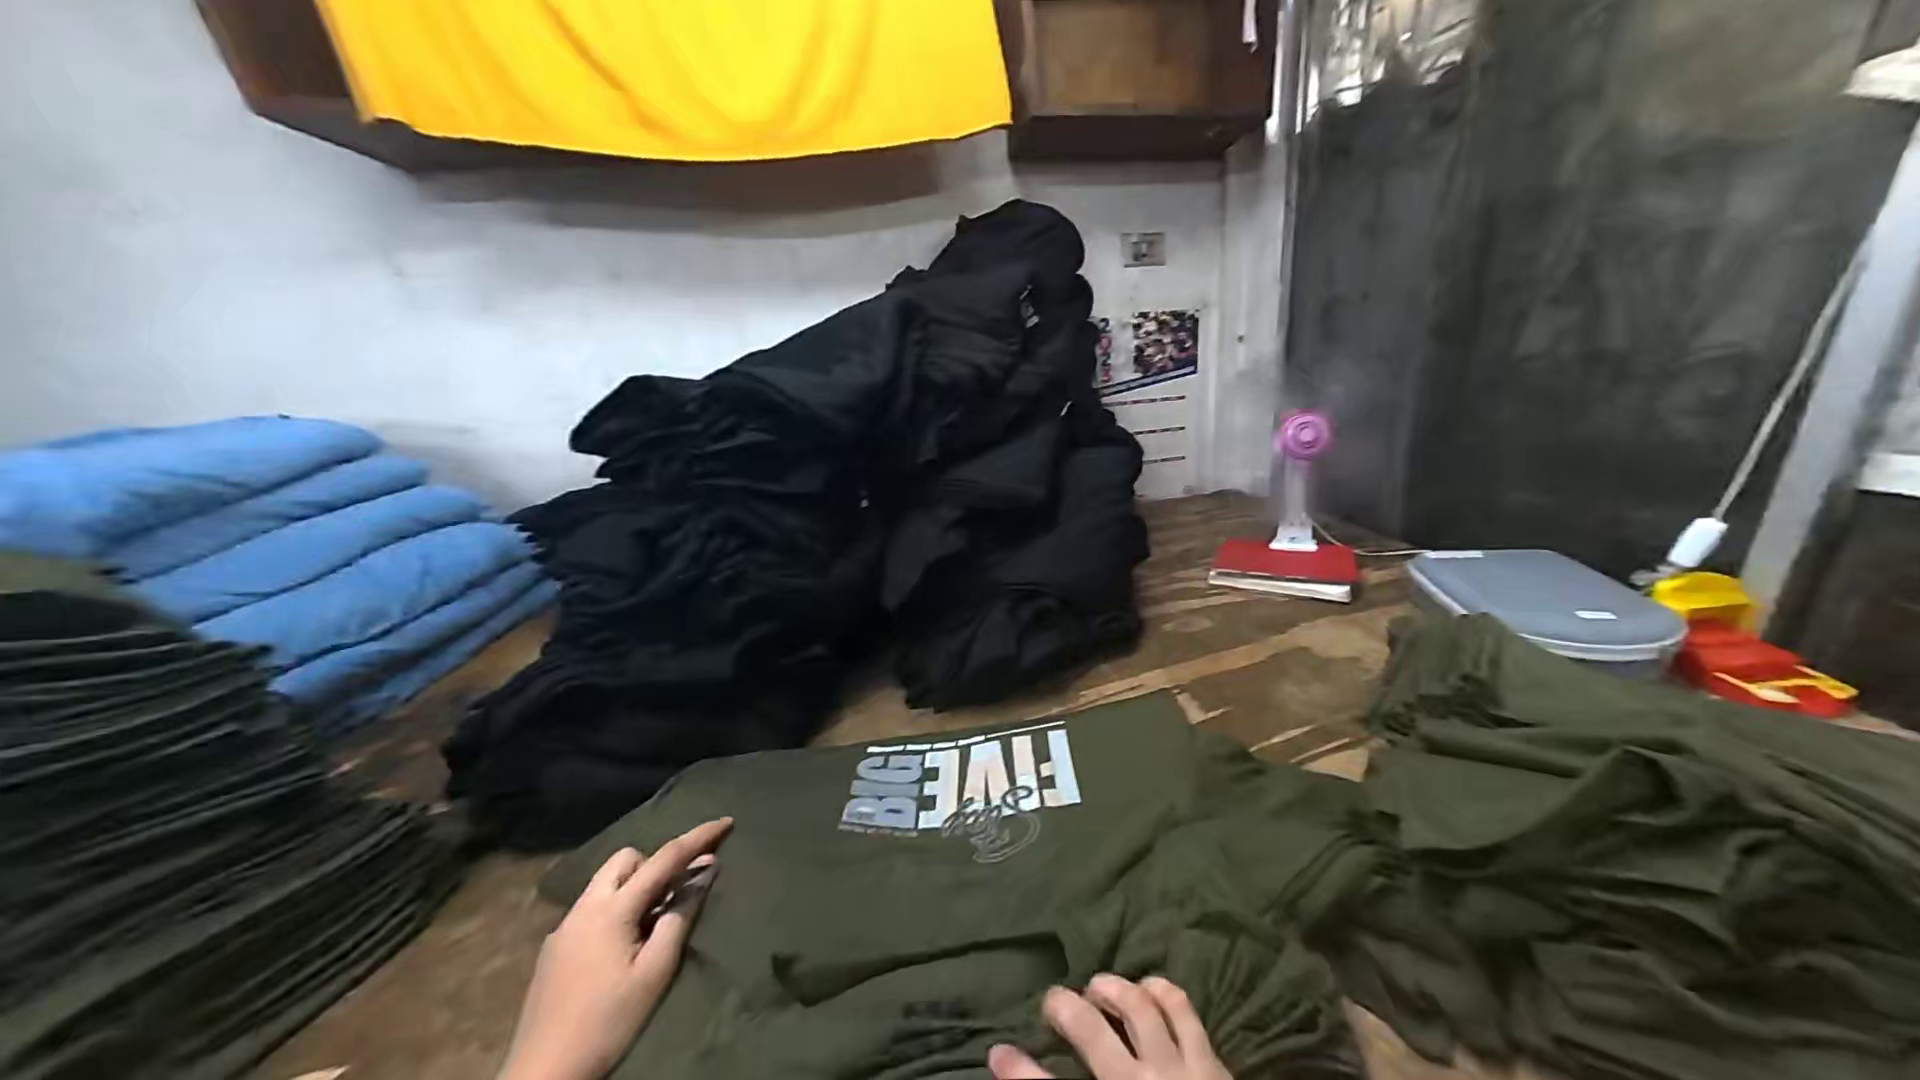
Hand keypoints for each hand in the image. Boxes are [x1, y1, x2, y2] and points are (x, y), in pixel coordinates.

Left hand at [497, 818, 731, 1079]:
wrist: (542, 1075)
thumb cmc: (607, 1021)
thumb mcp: (655, 971)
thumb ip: (680, 915)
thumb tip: (705, 872)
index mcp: (612, 908)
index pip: (664, 857)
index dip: (698, 837)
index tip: (726, 822)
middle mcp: (585, 906)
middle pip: (627, 859)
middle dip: (657, 862)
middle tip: (678, 891)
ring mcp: (565, 926)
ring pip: (606, 880)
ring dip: (636, 884)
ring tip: (653, 919)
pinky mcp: (554, 947)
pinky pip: (593, 906)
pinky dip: (617, 906)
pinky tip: (623, 943)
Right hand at [988, 975, 1232, 1079]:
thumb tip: (1027, 1074)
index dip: (1019, 1071)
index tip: (998, 1051)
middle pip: (1090, 1032)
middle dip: (1063, 1008)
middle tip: (1052, 1001)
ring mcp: (1179, 1069)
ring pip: (1137, 1007)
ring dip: (1112, 989)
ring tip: (1098, 986)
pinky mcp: (1211, 1062)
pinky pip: (1183, 1009)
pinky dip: (1161, 990)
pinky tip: (1150, 987)